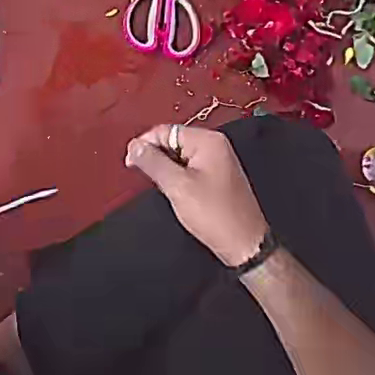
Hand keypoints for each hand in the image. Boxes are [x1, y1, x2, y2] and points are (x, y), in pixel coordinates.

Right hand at [126, 124, 270, 266]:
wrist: (244, 244)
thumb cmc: (216, 215)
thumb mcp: (177, 186)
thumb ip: (153, 162)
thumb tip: (135, 146)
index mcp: (208, 141)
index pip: (166, 130)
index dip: (145, 144)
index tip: (130, 161)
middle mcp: (215, 145)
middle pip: (173, 141)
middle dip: (156, 157)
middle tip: (145, 177)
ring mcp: (218, 160)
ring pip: (179, 155)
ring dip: (166, 168)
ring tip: (163, 187)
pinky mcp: (217, 175)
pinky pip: (189, 167)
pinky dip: (178, 176)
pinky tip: (175, 192)